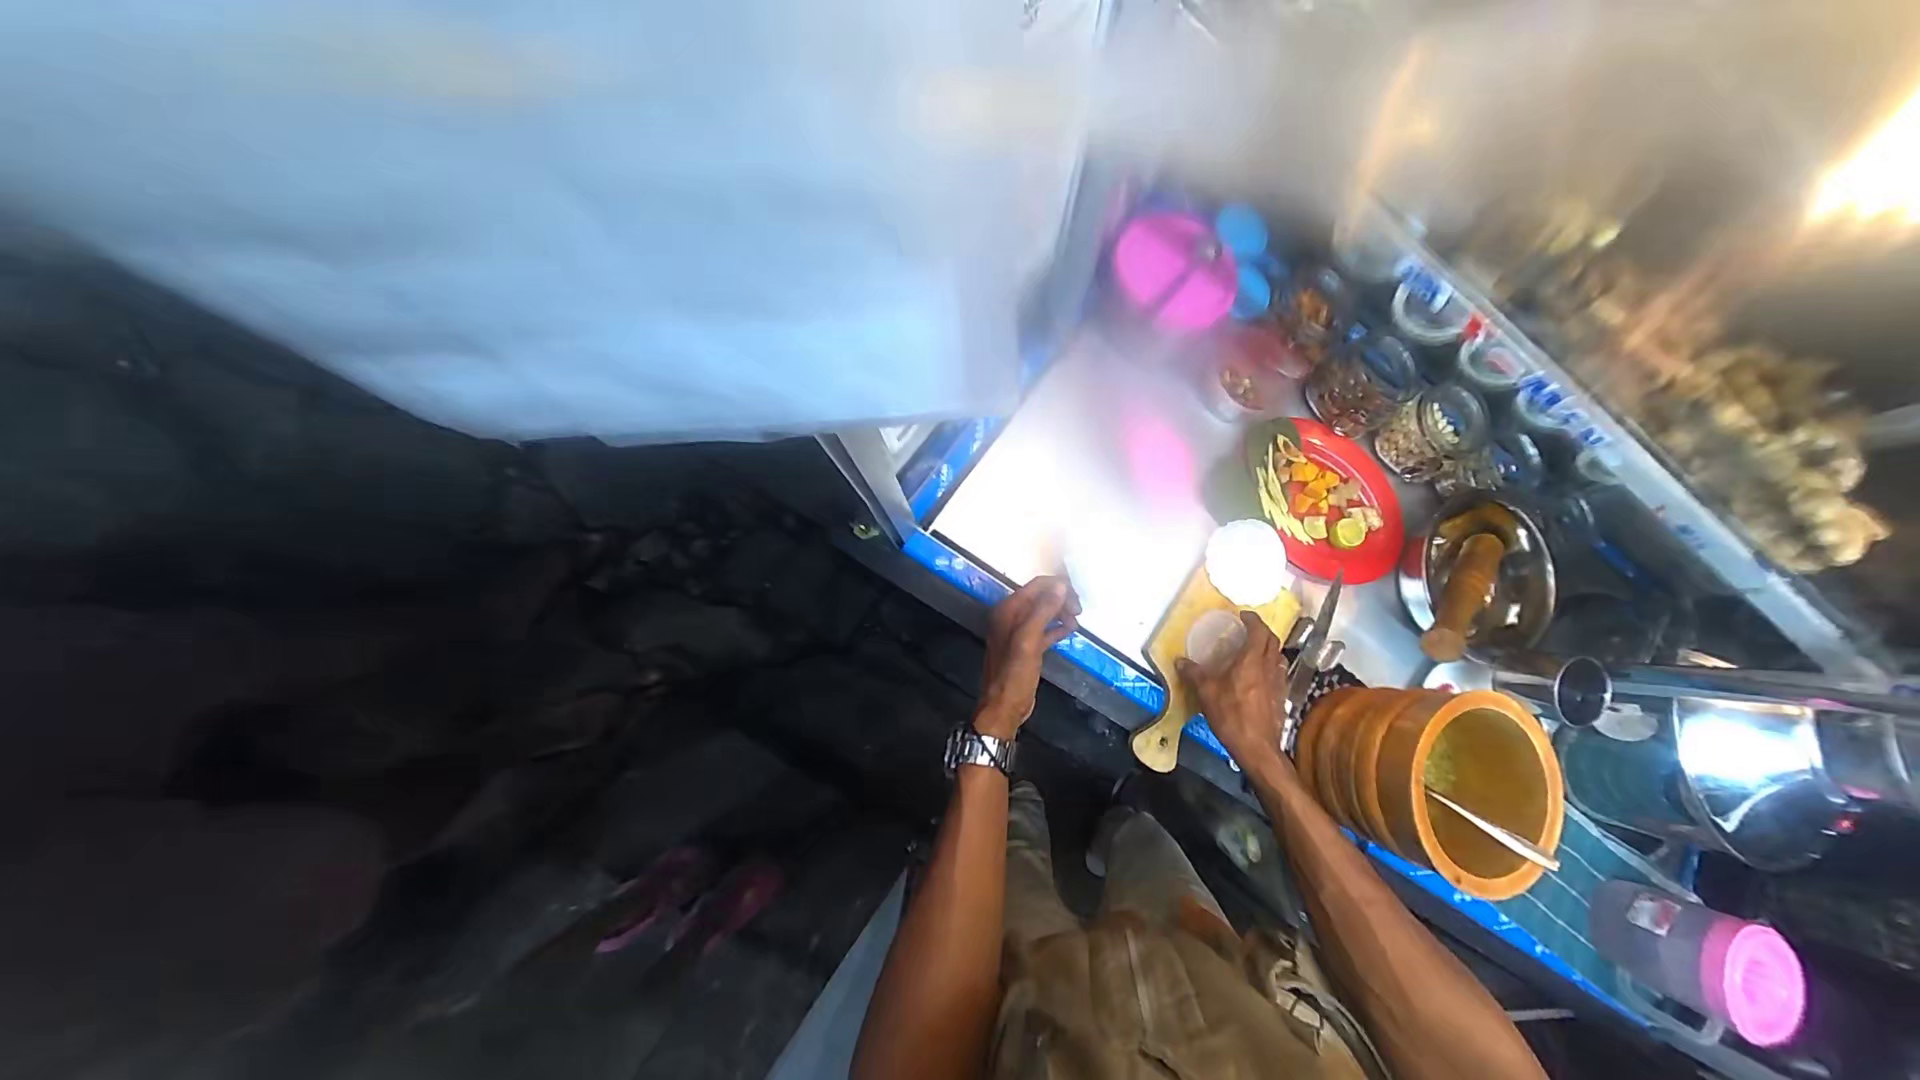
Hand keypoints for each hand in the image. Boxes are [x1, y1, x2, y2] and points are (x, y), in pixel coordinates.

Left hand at [975, 576, 1078, 738]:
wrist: (1004, 706)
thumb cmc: (1014, 674)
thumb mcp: (1029, 640)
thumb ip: (1043, 611)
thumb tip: (1060, 587)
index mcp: (1008, 610)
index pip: (1036, 585)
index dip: (1058, 586)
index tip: (1076, 597)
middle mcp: (1011, 617)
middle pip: (1041, 596)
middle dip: (1061, 599)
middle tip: (1078, 611)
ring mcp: (1018, 632)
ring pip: (1044, 612)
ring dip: (1061, 612)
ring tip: (1075, 622)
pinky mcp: (1027, 646)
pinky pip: (1044, 629)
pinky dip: (1057, 627)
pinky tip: (1070, 631)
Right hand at [1176, 610, 1288, 772]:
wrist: (1257, 747)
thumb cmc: (1231, 715)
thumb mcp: (1206, 692)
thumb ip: (1194, 673)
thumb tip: (1180, 661)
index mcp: (1252, 661)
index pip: (1259, 632)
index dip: (1253, 620)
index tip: (1243, 615)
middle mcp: (1269, 668)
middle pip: (1273, 641)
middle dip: (1262, 631)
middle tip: (1248, 629)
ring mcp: (1279, 683)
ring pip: (1278, 657)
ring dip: (1268, 648)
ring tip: (1254, 649)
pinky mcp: (1281, 697)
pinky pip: (1278, 672)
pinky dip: (1270, 665)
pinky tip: (1259, 675)